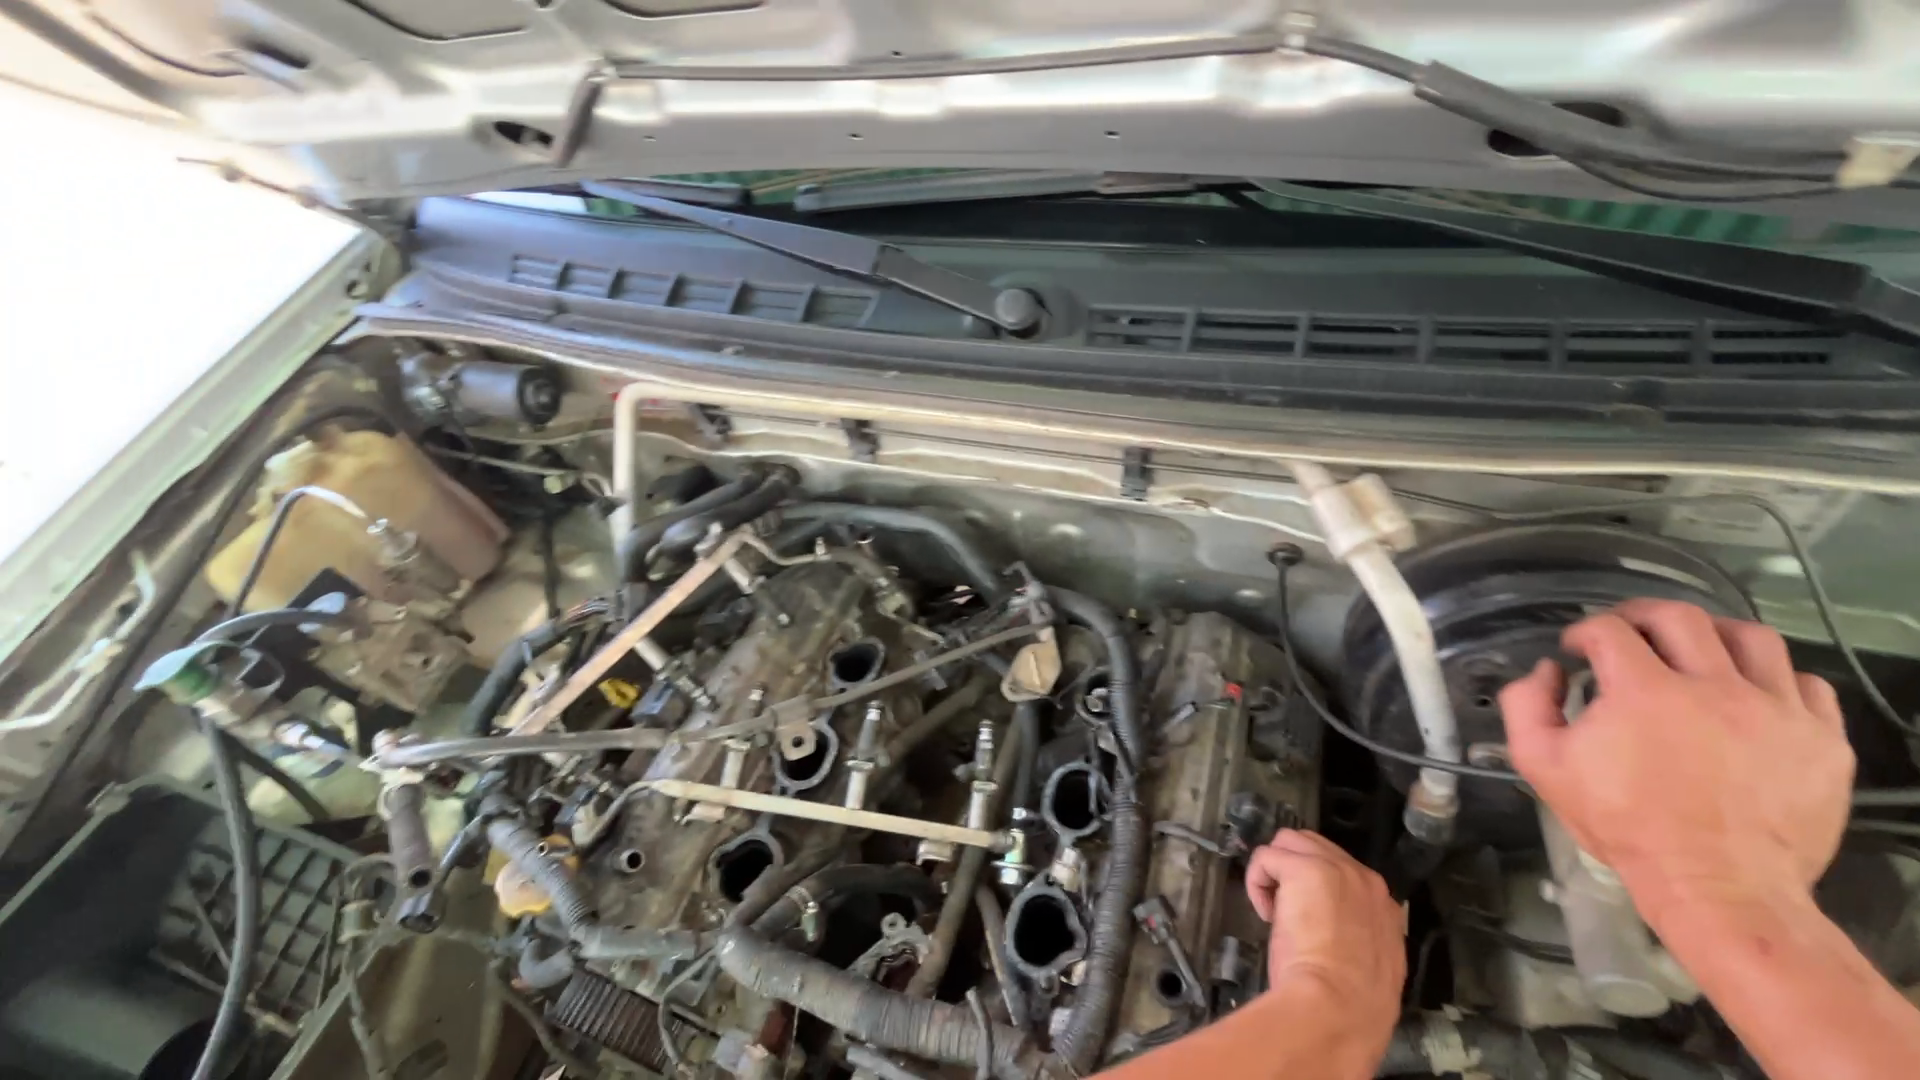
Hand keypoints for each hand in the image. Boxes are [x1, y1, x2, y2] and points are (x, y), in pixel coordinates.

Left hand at [1245, 829, 1403, 1064]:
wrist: (1338, 1007)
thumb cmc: (1352, 1004)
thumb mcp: (1376, 969)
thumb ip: (1364, 940)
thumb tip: (1346, 938)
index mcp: (1383, 905)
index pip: (1342, 874)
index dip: (1318, 892)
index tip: (1308, 921)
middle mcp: (1362, 878)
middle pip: (1314, 847)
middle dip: (1292, 870)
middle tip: (1285, 908)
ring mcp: (1334, 868)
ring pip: (1288, 842)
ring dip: (1274, 869)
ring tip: (1274, 909)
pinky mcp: (1303, 868)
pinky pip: (1265, 857)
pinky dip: (1256, 881)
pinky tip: (1265, 913)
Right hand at [1499, 598, 1853, 919]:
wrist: (1717, 885)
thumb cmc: (1622, 823)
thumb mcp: (1541, 765)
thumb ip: (1526, 705)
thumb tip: (1548, 671)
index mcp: (1642, 691)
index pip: (1609, 629)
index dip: (1584, 632)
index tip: (1576, 650)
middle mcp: (1713, 687)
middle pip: (1680, 617)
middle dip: (1640, 616)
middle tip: (1626, 634)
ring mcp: (1776, 711)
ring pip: (1751, 637)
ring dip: (1712, 635)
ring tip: (1693, 654)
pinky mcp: (1822, 740)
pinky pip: (1805, 683)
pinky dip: (1772, 677)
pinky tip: (1747, 694)